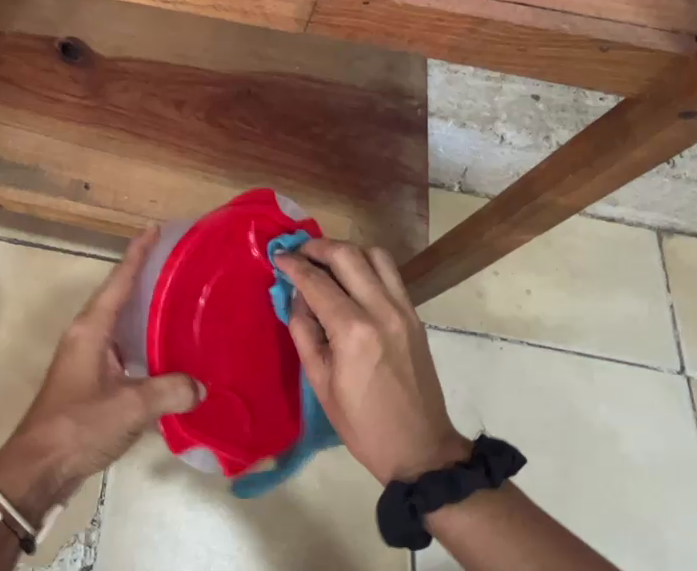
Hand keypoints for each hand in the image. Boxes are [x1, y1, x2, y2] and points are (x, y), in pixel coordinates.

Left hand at [0, 228, 203, 519]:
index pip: (119, 279)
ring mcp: (87, 358)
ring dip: (146, 312)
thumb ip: (169, 391)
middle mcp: (87, 335)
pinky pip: (122, 349)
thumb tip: (201, 385)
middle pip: (119, 296)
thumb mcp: (130, 406)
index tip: (156, 228)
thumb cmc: (79, 425)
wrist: (39, 467)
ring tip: (180, 303)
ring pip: (121, 324)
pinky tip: (166, 353)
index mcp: (91, 328)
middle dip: (146, 278)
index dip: (138, 253)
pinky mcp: (90, 381)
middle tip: (181, 266)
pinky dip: (143, 343)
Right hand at [273, 238, 467, 484]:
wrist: (420, 449)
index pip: (316, 281)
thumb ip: (304, 330)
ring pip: (375, 254)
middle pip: (347, 254)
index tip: (277, 256)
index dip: (292, 264)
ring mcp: (404, 310)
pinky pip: (390, 274)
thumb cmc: (361, 423)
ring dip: (346, 251)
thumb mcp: (319, 381)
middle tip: (298, 253)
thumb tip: (296, 295)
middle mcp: (381, 310)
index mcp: (353, 331)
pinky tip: (350, 280)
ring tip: (325, 262)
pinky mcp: (415, 316)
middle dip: (317, 247)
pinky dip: (367, 266)